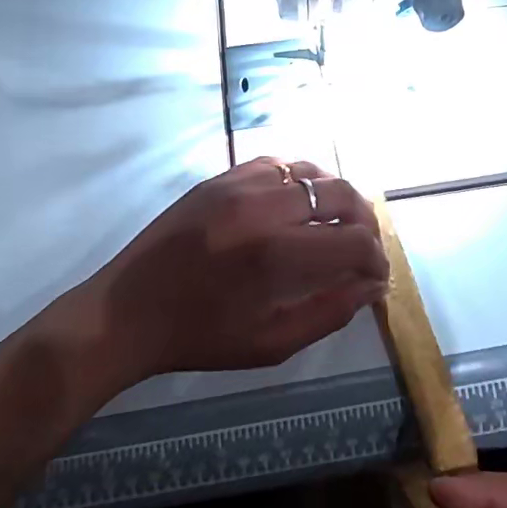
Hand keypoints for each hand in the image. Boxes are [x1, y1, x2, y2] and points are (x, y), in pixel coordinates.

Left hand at [86, 157, 388, 377]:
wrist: (129, 310)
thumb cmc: (200, 336)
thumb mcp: (272, 343)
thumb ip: (329, 312)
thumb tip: (371, 286)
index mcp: (278, 255)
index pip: (355, 241)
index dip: (377, 259)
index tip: (375, 276)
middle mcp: (262, 208)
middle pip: (341, 194)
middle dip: (364, 222)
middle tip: (362, 250)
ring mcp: (236, 186)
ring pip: (310, 171)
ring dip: (333, 196)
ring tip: (332, 224)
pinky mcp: (216, 179)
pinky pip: (273, 164)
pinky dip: (296, 180)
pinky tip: (293, 204)